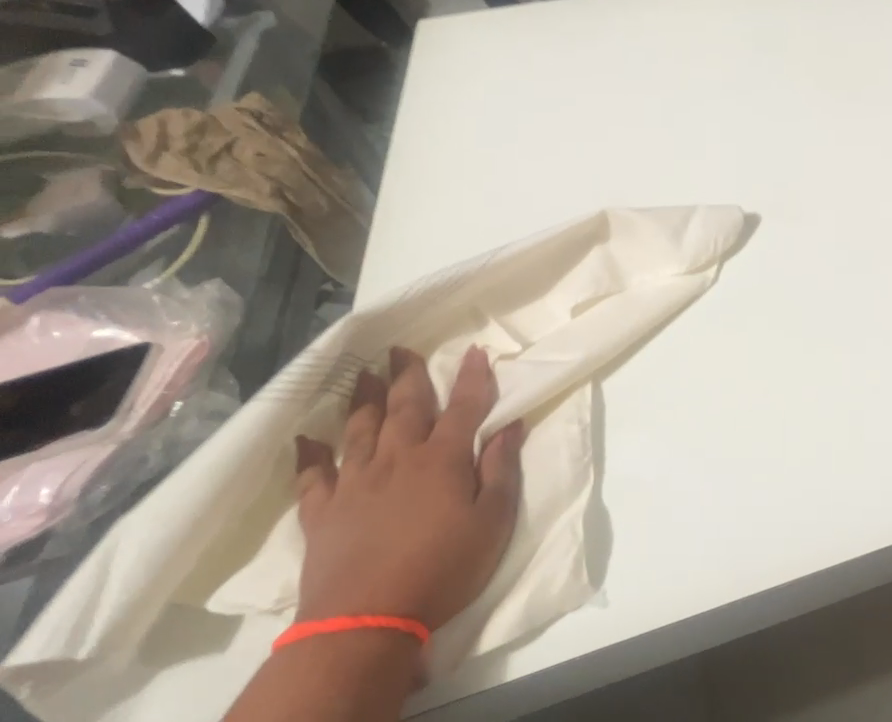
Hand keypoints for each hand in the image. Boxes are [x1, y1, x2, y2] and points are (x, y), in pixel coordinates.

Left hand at [292, 346, 524, 629]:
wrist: (366, 618)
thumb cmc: (444, 567)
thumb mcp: (493, 521)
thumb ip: (501, 470)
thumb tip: (511, 426)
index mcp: (443, 460)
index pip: (463, 407)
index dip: (472, 378)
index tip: (475, 351)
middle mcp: (397, 460)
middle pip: (404, 408)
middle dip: (406, 376)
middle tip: (400, 349)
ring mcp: (355, 484)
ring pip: (358, 431)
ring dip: (362, 400)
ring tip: (362, 375)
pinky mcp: (323, 513)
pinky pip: (312, 477)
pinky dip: (308, 455)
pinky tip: (304, 439)